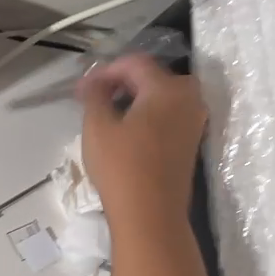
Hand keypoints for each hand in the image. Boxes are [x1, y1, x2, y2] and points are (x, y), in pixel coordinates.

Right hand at [76, 54, 208, 232]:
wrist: (150, 211)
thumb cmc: (120, 166)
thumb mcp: (97, 127)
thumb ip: (95, 95)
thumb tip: (94, 80)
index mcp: (167, 88)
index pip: (134, 64)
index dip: (104, 71)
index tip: (80, 89)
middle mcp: (189, 97)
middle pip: (152, 76)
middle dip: (121, 82)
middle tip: (93, 99)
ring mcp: (194, 119)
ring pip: (161, 95)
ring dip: (134, 98)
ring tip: (107, 115)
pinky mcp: (191, 139)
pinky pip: (168, 113)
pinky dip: (146, 113)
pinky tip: (126, 130)